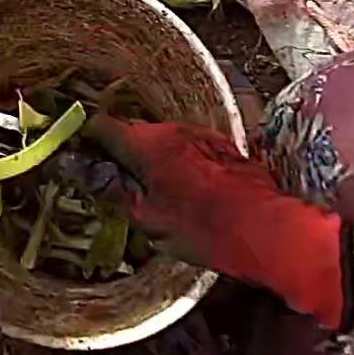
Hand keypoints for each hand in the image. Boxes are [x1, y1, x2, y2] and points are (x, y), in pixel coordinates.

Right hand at [82, 115, 349, 328]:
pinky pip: (180, 144)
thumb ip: (113, 190)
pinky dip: (172, 159)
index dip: (86, 138)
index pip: (100, 124)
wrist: (271, 230)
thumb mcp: (148, 220)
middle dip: (117, 150)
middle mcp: (167, 129)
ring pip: (155, 137)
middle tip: (116, 180)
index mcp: (144, 144)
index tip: (82, 155)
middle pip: (128, 129)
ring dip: (147, 155)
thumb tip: (82, 171)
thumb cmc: (205, 228)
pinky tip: (180, 186)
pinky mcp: (216, 142)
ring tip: (150, 188)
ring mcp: (194, 133)